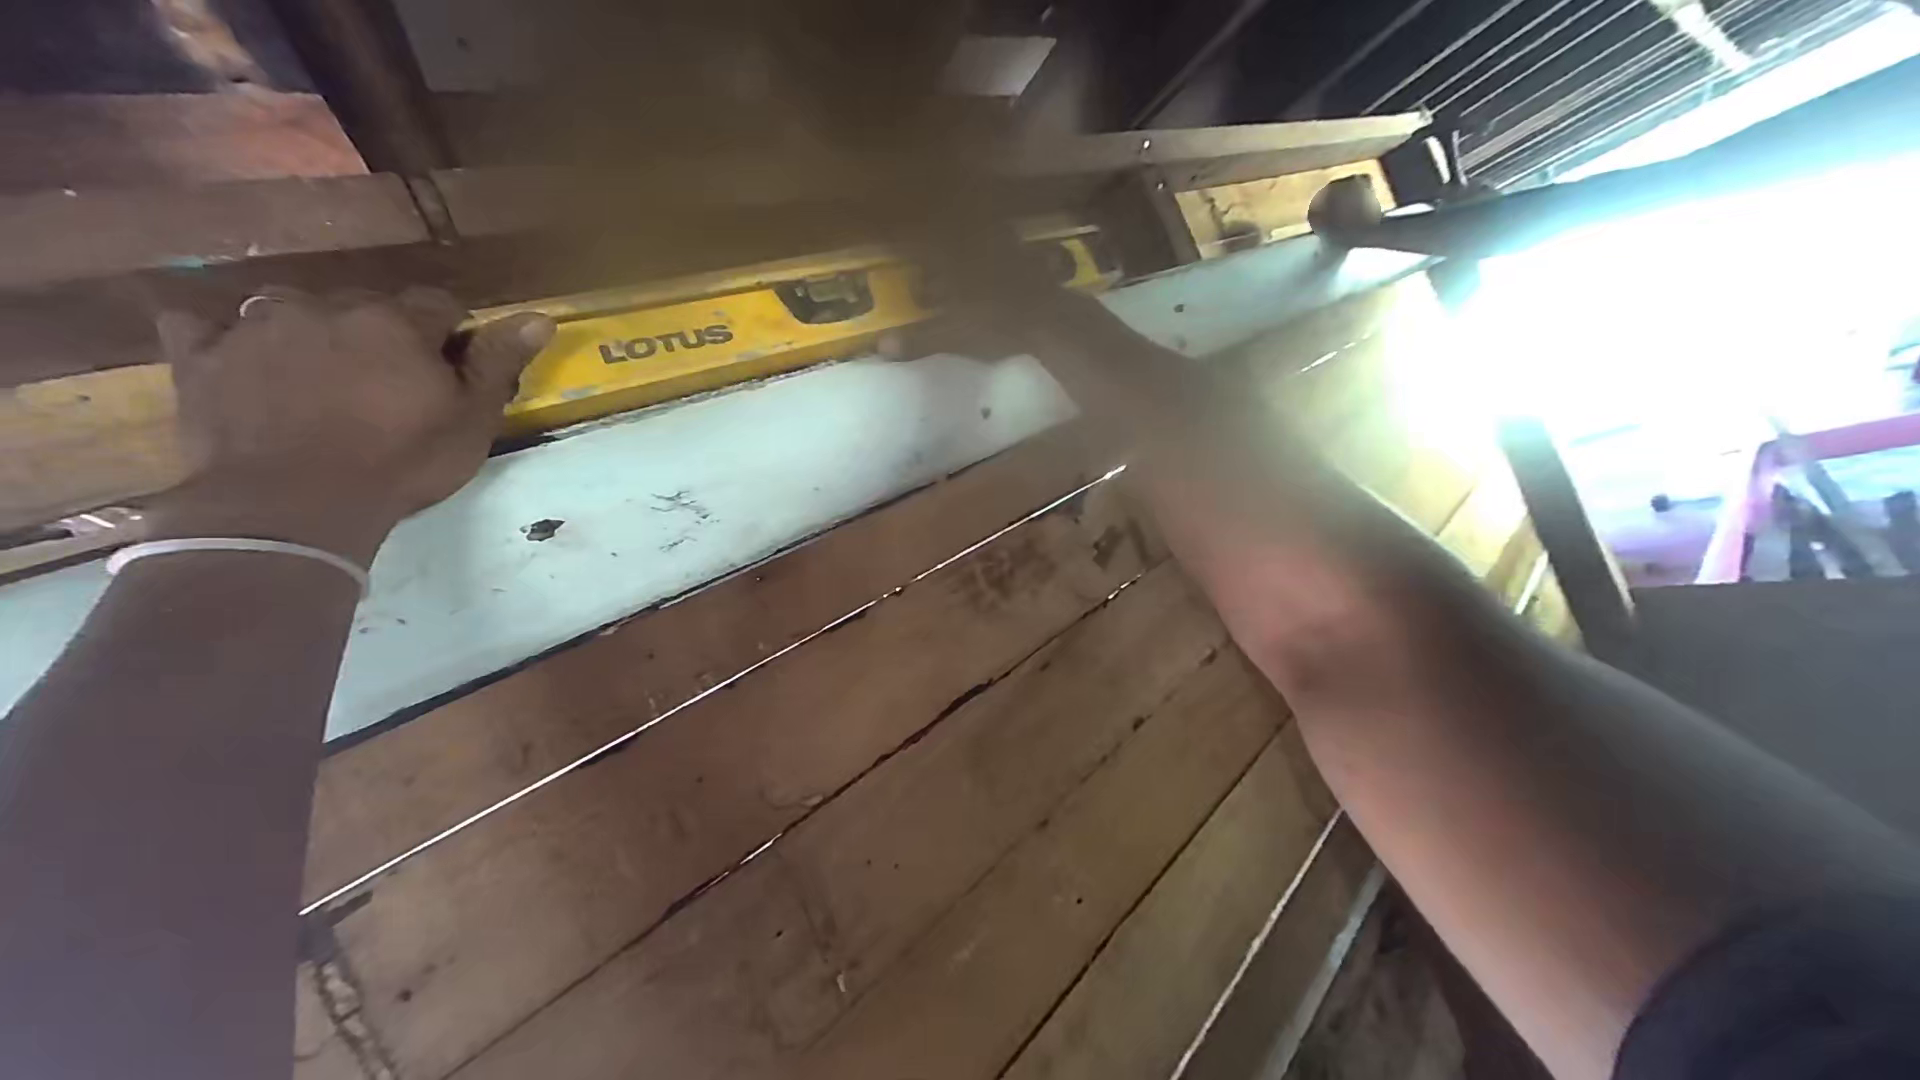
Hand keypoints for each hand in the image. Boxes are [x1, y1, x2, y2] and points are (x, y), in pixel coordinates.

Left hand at [150, 288, 554, 562]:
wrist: (294, 502)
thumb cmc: (403, 460)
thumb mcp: (472, 418)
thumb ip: (500, 362)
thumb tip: (541, 317)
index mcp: (395, 322)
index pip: (439, 305)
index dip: (452, 335)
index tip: (454, 371)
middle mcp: (325, 307)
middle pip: (367, 304)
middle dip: (384, 333)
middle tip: (392, 383)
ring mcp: (254, 326)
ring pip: (293, 309)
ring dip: (314, 331)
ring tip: (322, 377)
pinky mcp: (200, 355)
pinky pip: (206, 327)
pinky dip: (228, 340)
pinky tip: (246, 364)